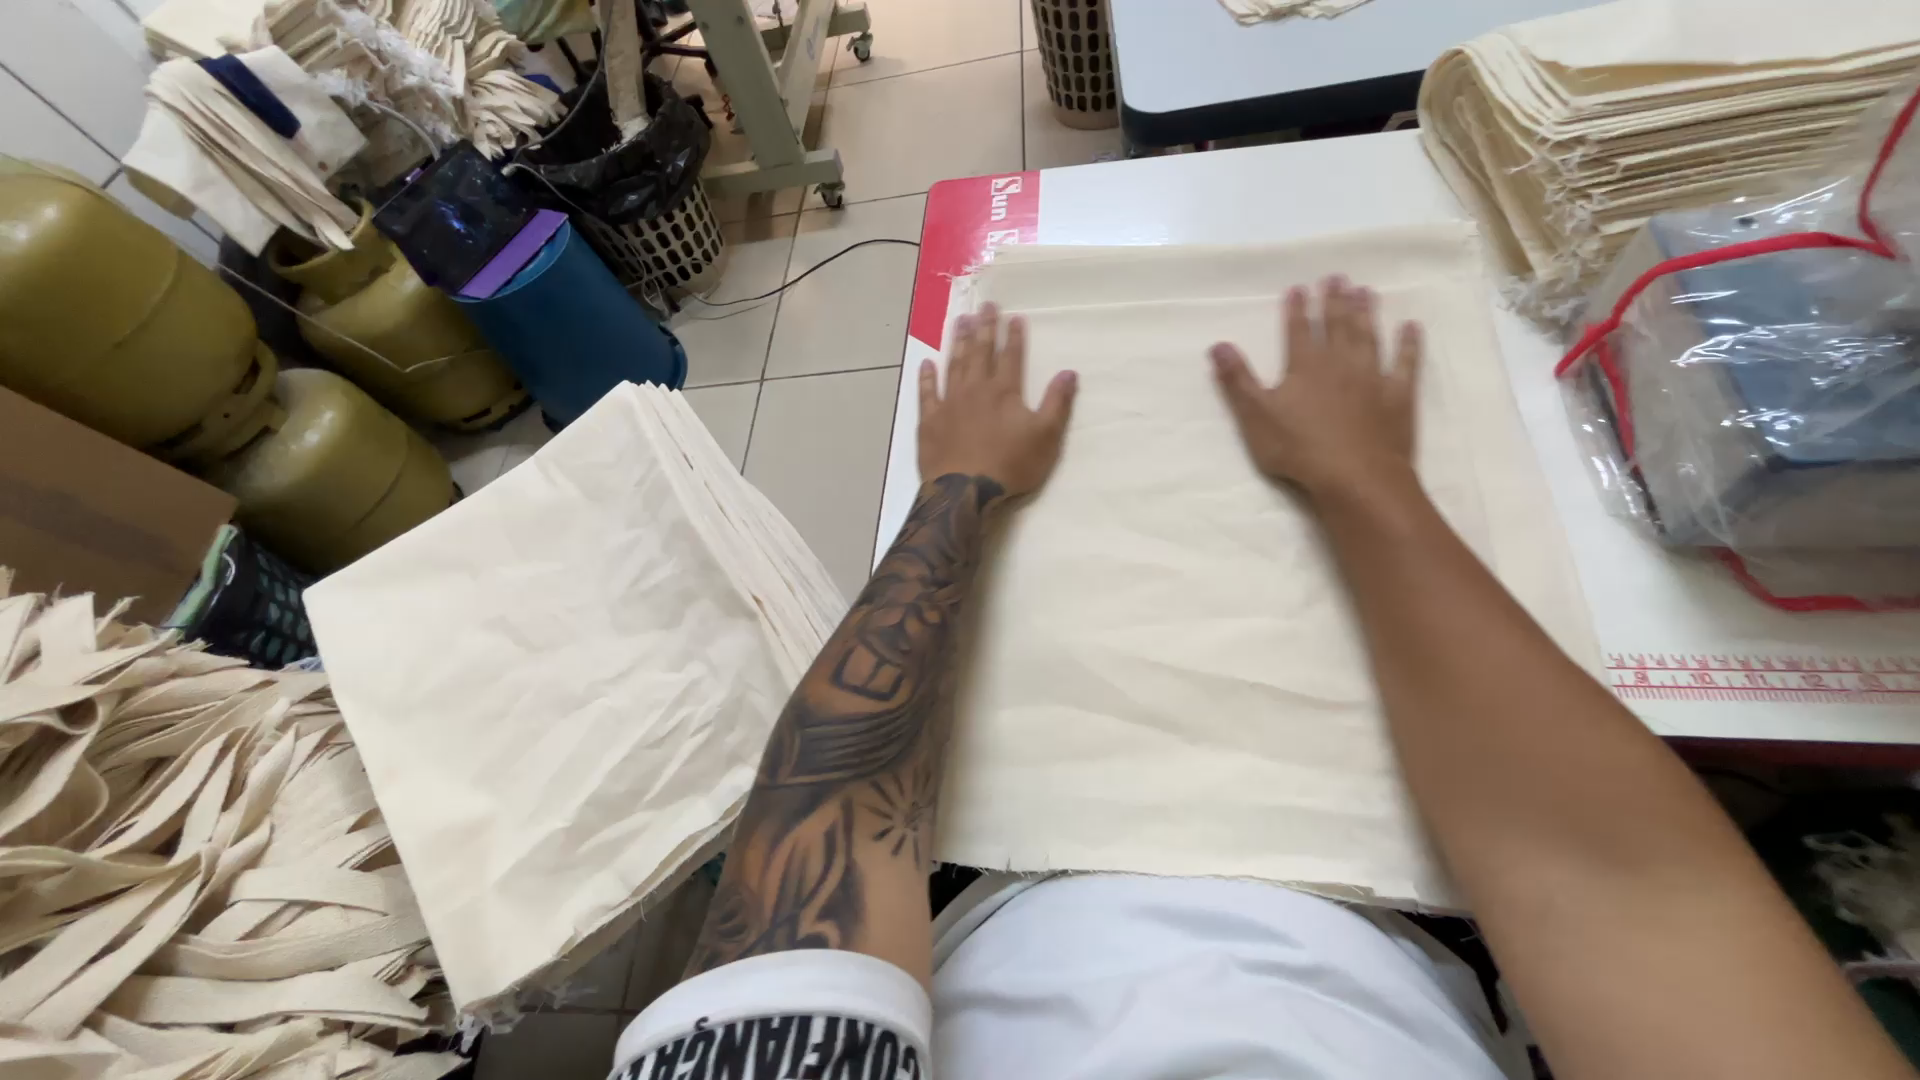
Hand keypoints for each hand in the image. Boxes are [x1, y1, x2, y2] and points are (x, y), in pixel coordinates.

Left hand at [919, 303, 1076, 497]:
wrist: (965, 490)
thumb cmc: (1010, 465)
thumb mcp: (1046, 437)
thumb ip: (1057, 403)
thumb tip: (1069, 372)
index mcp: (1005, 391)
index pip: (1012, 356)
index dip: (1014, 336)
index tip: (1014, 317)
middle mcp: (975, 389)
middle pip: (980, 352)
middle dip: (985, 328)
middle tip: (985, 306)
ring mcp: (949, 403)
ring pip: (954, 364)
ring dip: (958, 342)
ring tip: (960, 322)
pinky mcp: (930, 421)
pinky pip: (927, 392)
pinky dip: (926, 377)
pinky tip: (926, 363)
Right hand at [1210, 276, 1421, 500]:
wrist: (1355, 476)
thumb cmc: (1298, 449)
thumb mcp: (1255, 416)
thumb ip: (1238, 380)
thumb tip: (1218, 345)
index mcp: (1304, 367)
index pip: (1298, 330)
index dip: (1296, 309)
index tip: (1298, 288)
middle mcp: (1340, 363)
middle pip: (1337, 325)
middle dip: (1334, 301)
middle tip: (1336, 277)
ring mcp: (1373, 378)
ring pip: (1369, 337)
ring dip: (1366, 313)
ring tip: (1365, 291)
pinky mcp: (1398, 396)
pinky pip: (1406, 363)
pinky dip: (1409, 344)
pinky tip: (1411, 328)